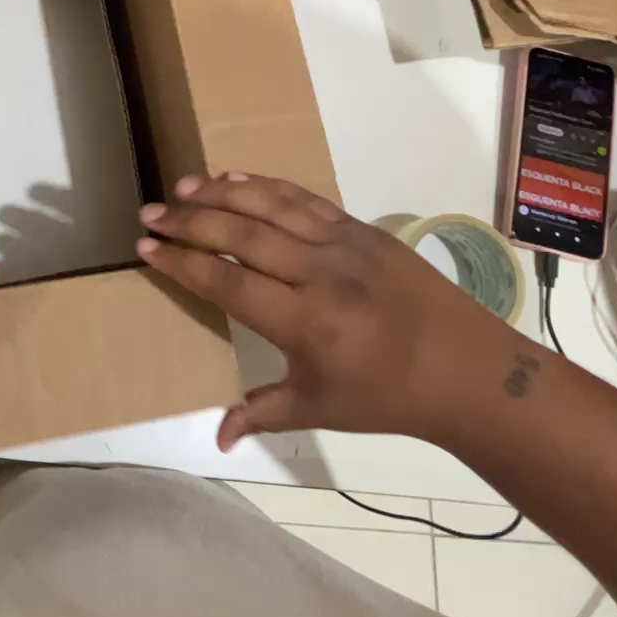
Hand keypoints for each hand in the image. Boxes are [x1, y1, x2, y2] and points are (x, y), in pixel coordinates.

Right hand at [136, 173, 527, 449]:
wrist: (470, 371)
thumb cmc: (389, 397)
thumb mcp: (320, 409)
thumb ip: (262, 412)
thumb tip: (217, 438)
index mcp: (305, 322)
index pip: (227, 282)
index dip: (182, 263)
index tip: (146, 247)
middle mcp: (319, 274)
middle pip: (241, 235)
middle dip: (189, 221)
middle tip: (150, 213)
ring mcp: (342, 244)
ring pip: (271, 206)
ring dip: (222, 193)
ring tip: (184, 186)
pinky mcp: (361, 228)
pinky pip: (304, 198)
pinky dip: (266, 185)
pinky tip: (236, 178)